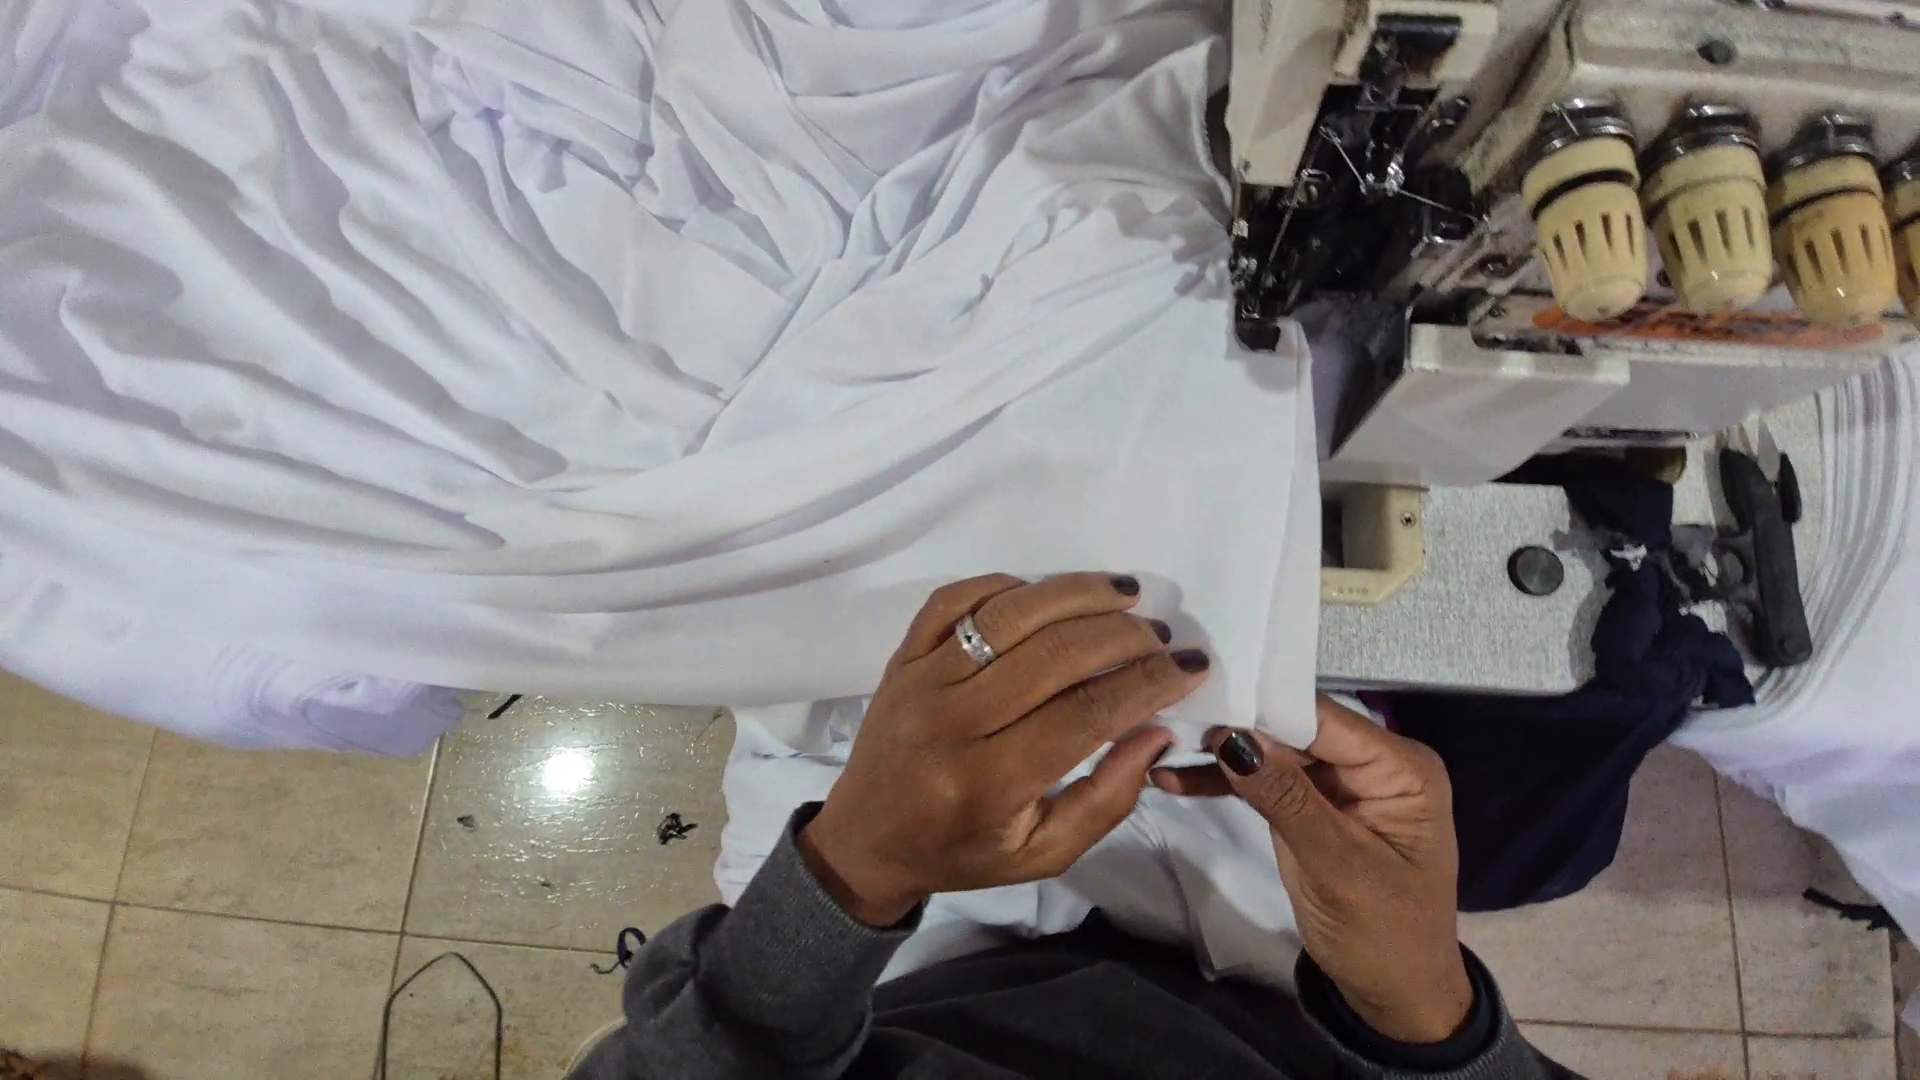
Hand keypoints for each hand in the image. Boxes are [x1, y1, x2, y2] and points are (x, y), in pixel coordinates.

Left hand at [798, 573, 1210, 926]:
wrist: (866, 836)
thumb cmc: (958, 851)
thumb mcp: (1040, 853)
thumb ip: (1105, 799)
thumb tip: (1155, 729)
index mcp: (988, 782)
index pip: (1084, 714)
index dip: (1146, 683)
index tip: (1189, 665)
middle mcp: (951, 722)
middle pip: (1052, 655)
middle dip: (1121, 636)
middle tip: (1160, 635)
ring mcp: (920, 679)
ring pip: (1007, 614)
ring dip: (1074, 594)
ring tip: (1124, 593)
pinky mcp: (901, 654)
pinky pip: (953, 599)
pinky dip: (1003, 584)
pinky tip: (1044, 592)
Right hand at [1151, 695, 1471, 1044]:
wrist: (1392, 993)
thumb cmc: (1385, 934)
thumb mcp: (1338, 867)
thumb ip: (1287, 798)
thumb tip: (1232, 738)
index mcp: (1397, 767)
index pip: (1320, 718)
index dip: (1262, 705)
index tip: (1201, 696)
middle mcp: (1365, 761)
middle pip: (1288, 726)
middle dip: (1231, 723)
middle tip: (1167, 712)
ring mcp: (1331, 779)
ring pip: (1265, 749)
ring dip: (1215, 750)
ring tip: (1159, 741)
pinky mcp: (1301, 799)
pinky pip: (1256, 778)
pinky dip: (1218, 779)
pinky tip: (1172, 778)